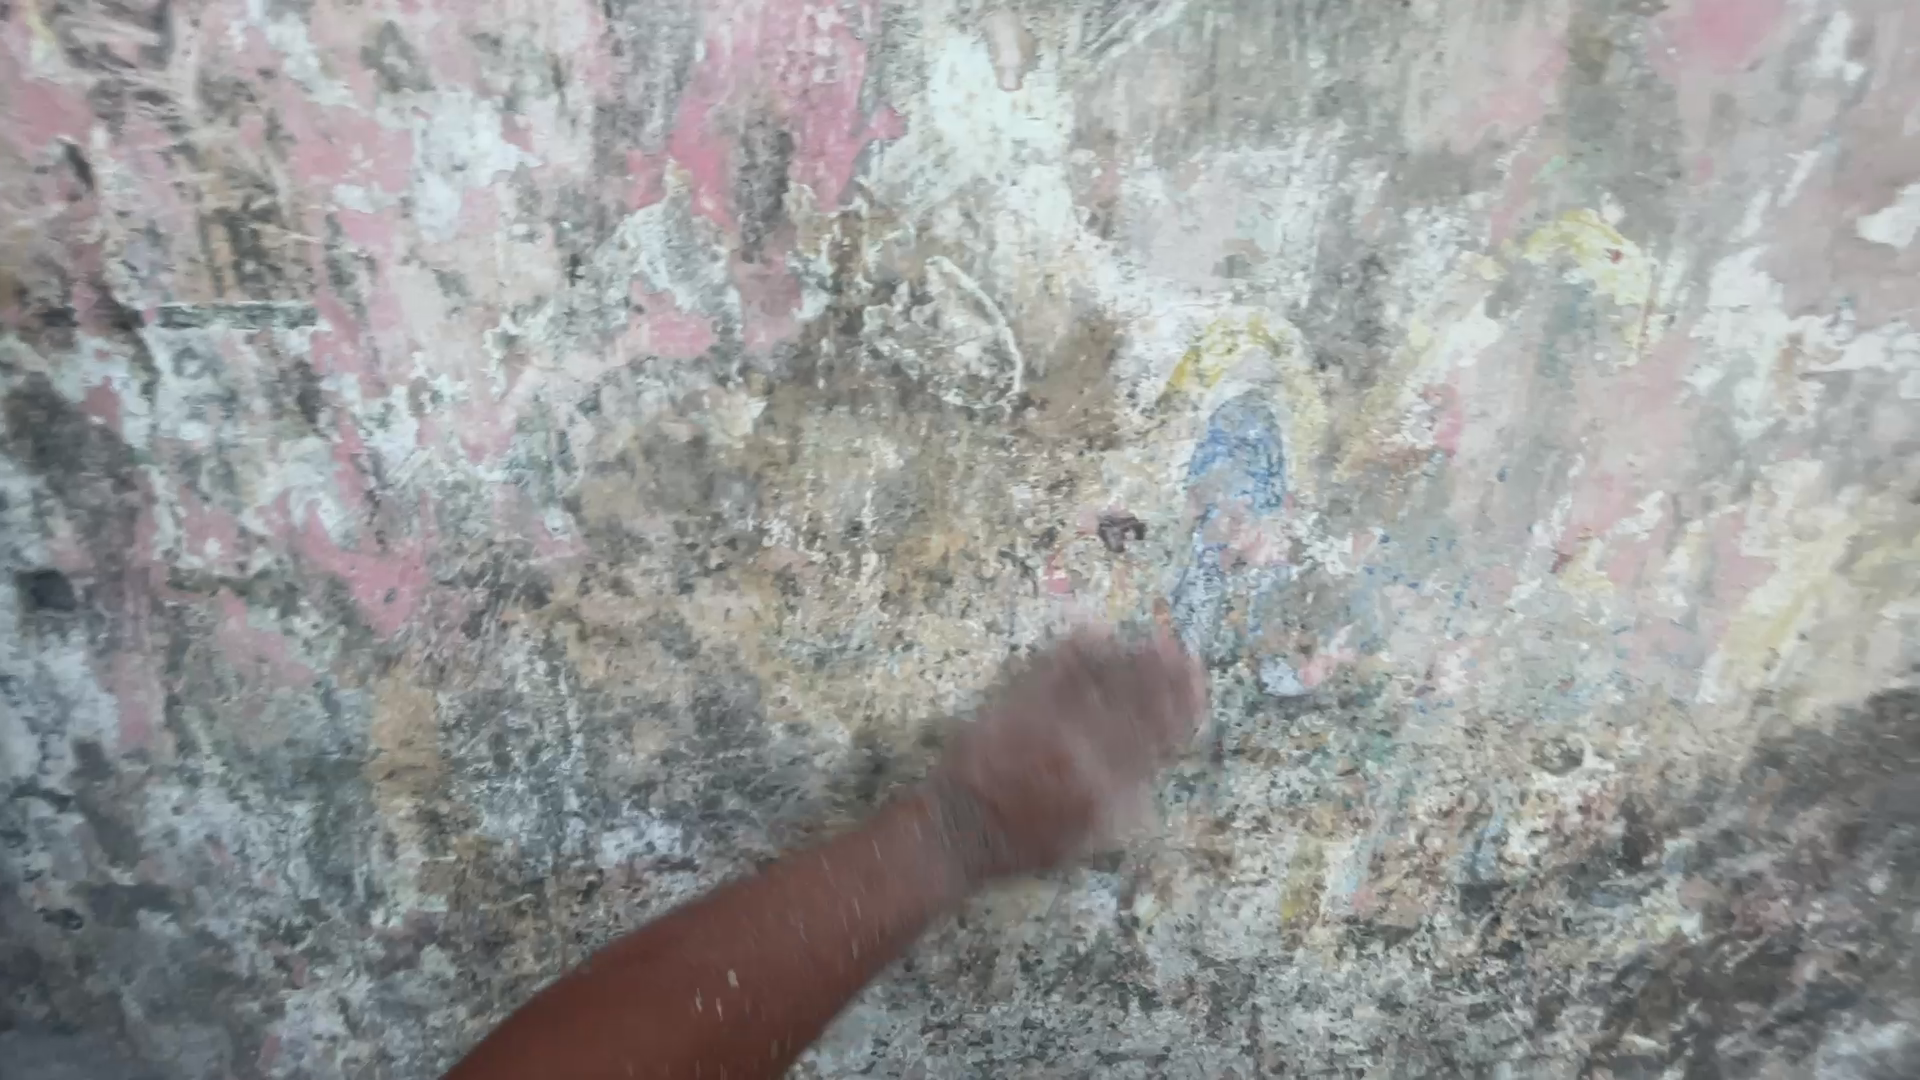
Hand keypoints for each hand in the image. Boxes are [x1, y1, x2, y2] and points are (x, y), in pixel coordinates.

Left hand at [925, 629, 1206, 885]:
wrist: (962, 822)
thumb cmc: (1024, 841)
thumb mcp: (1084, 838)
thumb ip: (1122, 802)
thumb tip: (1154, 771)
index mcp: (1102, 781)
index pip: (1151, 737)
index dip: (1178, 711)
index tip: (1197, 688)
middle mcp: (1080, 744)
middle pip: (1131, 702)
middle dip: (1162, 677)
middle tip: (1184, 654)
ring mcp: (1048, 717)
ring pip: (1099, 681)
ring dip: (1131, 659)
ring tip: (1156, 640)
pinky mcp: (1019, 699)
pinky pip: (1052, 666)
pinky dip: (1076, 647)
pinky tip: (1096, 630)